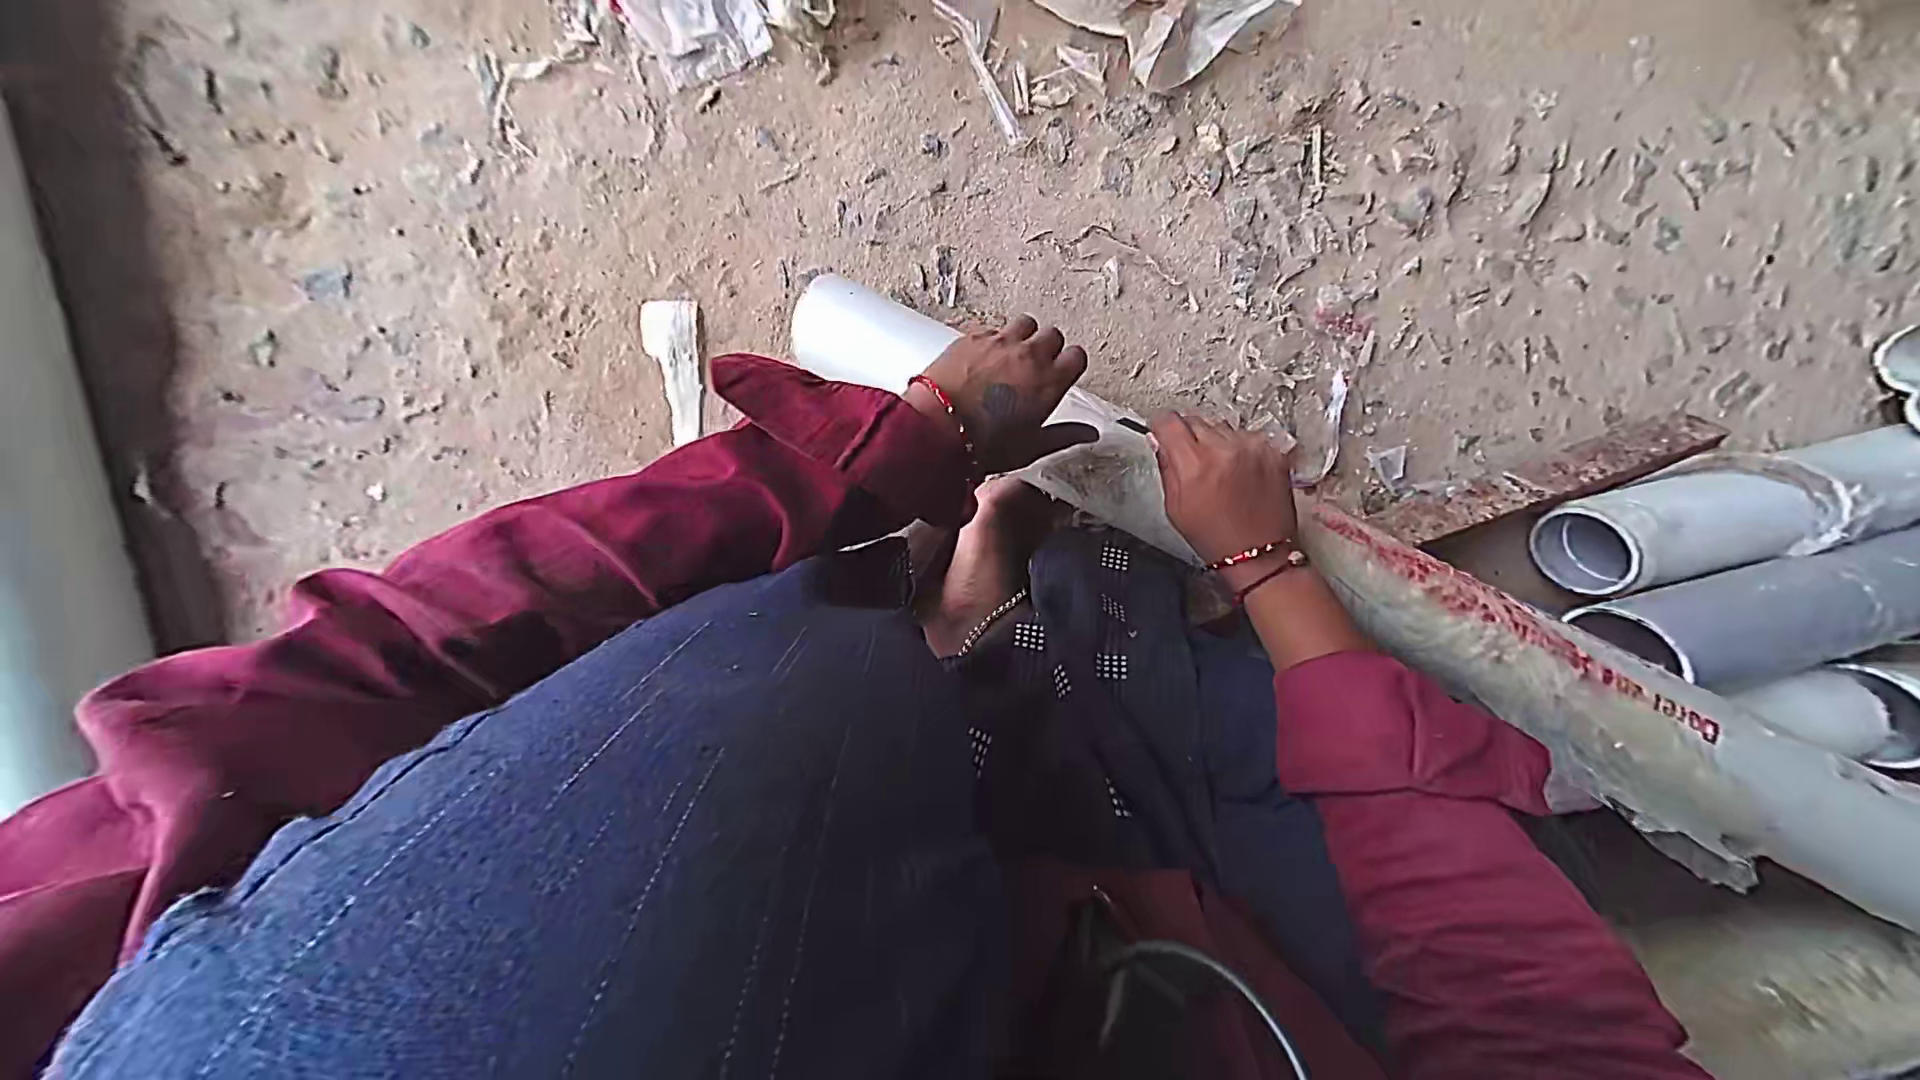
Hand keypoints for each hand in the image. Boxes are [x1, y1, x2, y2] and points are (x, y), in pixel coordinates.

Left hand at [910, 315, 1097, 473]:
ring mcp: (1000, 342)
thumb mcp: (1030, 447)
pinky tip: (983, 359)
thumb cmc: (983, 443)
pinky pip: (991, 328)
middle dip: (1047, 349)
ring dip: (1022, 337)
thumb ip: (1063, 436)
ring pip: (1024, 324)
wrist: (938, 429)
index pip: (1077, 356)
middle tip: (1033, 370)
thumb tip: (1088, 434)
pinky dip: (992, 340)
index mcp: (1050, 380)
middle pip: (1052, 335)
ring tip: (1010, 359)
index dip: (1069, 366)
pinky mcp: (972, 336)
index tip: (1060, 377)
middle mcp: (1030, 355)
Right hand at [1150, 412, 1297, 569]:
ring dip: (1215, 442)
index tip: (1161, 432)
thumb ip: (1166, 467)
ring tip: (1219, 472)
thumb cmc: (1215, 535)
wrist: (1259, 552)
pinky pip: (1246, 438)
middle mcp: (1225, 449)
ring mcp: (1252, 448)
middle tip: (1192, 463)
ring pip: (1221, 428)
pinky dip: (1239, 450)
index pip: (1169, 421)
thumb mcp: (1175, 507)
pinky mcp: (1273, 452)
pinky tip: (1239, 474)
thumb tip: (1159, 441)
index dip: (1161, 426)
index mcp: (1194, 464)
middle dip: (1188, 437)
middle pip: (1195, 421)